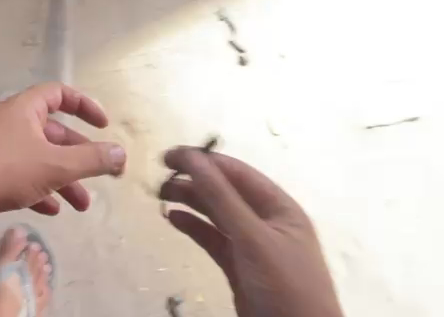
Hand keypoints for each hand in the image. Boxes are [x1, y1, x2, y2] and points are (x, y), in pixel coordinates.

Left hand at [0, 83, 126, 222]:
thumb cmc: (8, 168)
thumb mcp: (56, 165)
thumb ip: (91, 159)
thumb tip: (121, 152)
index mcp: (26, 109)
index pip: (59, 94)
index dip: (84, 106)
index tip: (103, 125)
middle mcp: (13, 121)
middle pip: (54, 132)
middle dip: (79, 156)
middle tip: (103, 176)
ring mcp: (1, 145)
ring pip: (41, 157)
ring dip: (64, 179)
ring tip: (82, 206)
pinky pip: (24, 175)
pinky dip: (41, 189)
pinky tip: (52, 210)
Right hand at [161, 147, 344, 316]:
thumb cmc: (284, 288)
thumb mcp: (253, 239)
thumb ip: (221, 196)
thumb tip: (190, 155)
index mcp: (280, 208)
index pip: (237, 172)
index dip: (203, 160)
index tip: (168, 156)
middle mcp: (267, 222)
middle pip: (225, 191)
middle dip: (194, 181)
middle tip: (159, 177)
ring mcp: (253, 247)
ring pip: (216, 213)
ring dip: (190, 201)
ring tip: (160, 195)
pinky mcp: (240, 268)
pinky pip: (213, 238)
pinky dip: (194, 226)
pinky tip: (173, 219)